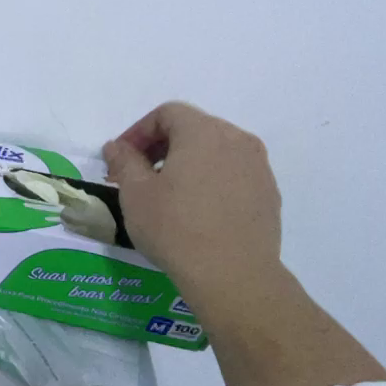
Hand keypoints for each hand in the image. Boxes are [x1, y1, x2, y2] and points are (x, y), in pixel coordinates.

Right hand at [102, 102, 283, 307]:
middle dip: (160, 146)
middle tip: (136, 175)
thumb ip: (124, 161)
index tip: (119, 158)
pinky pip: (232, 172)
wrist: (231, 272)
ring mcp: (258, 166)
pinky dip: (208, 179)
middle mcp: (237, 140)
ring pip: (215, 150)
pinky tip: (193, 210)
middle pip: (194, 128)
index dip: (137, 131)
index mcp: (203, 134)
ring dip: (185, 162)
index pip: (168, 113)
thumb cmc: (174, 227)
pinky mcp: (267, 191)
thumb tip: (118, 146)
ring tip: (164, 193)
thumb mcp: (135, 193)